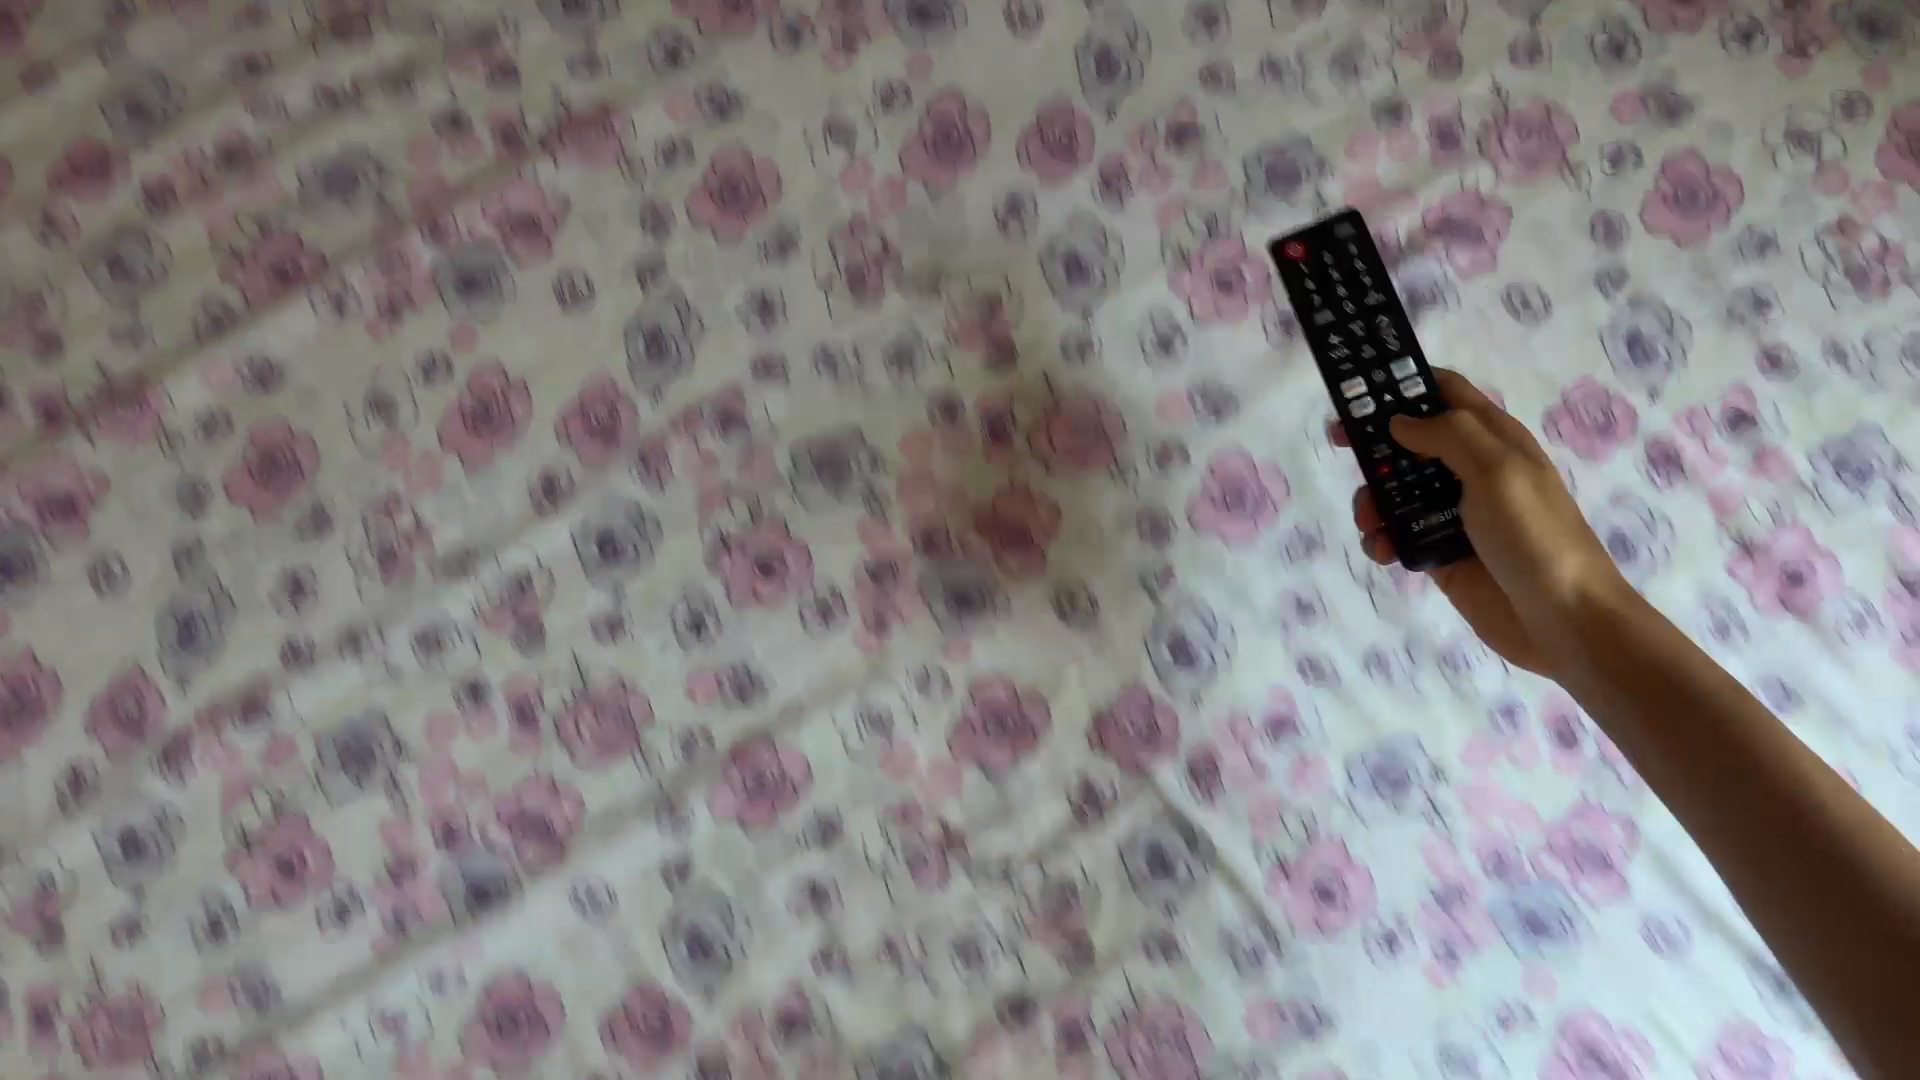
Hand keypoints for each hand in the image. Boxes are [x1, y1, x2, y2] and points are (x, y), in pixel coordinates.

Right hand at [1333, 369, 1629, 679]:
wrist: (1560, 620)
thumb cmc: (1534, 536)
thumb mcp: (1498, 472)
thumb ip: (1448, 437)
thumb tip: (1399, 421)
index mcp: (1493, 441)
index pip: (1446, 394)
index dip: (1405, 385)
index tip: (1362, 390)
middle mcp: (1470, 472)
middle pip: (1410, 442)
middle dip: (1374, 445)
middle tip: (1339, 446)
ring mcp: (1452, 514)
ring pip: (1395, 491)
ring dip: (1372, 500)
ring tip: (1370, 521)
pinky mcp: (1438, 552)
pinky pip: (1396, 535)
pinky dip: (1381, 539)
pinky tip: (1384, 551)